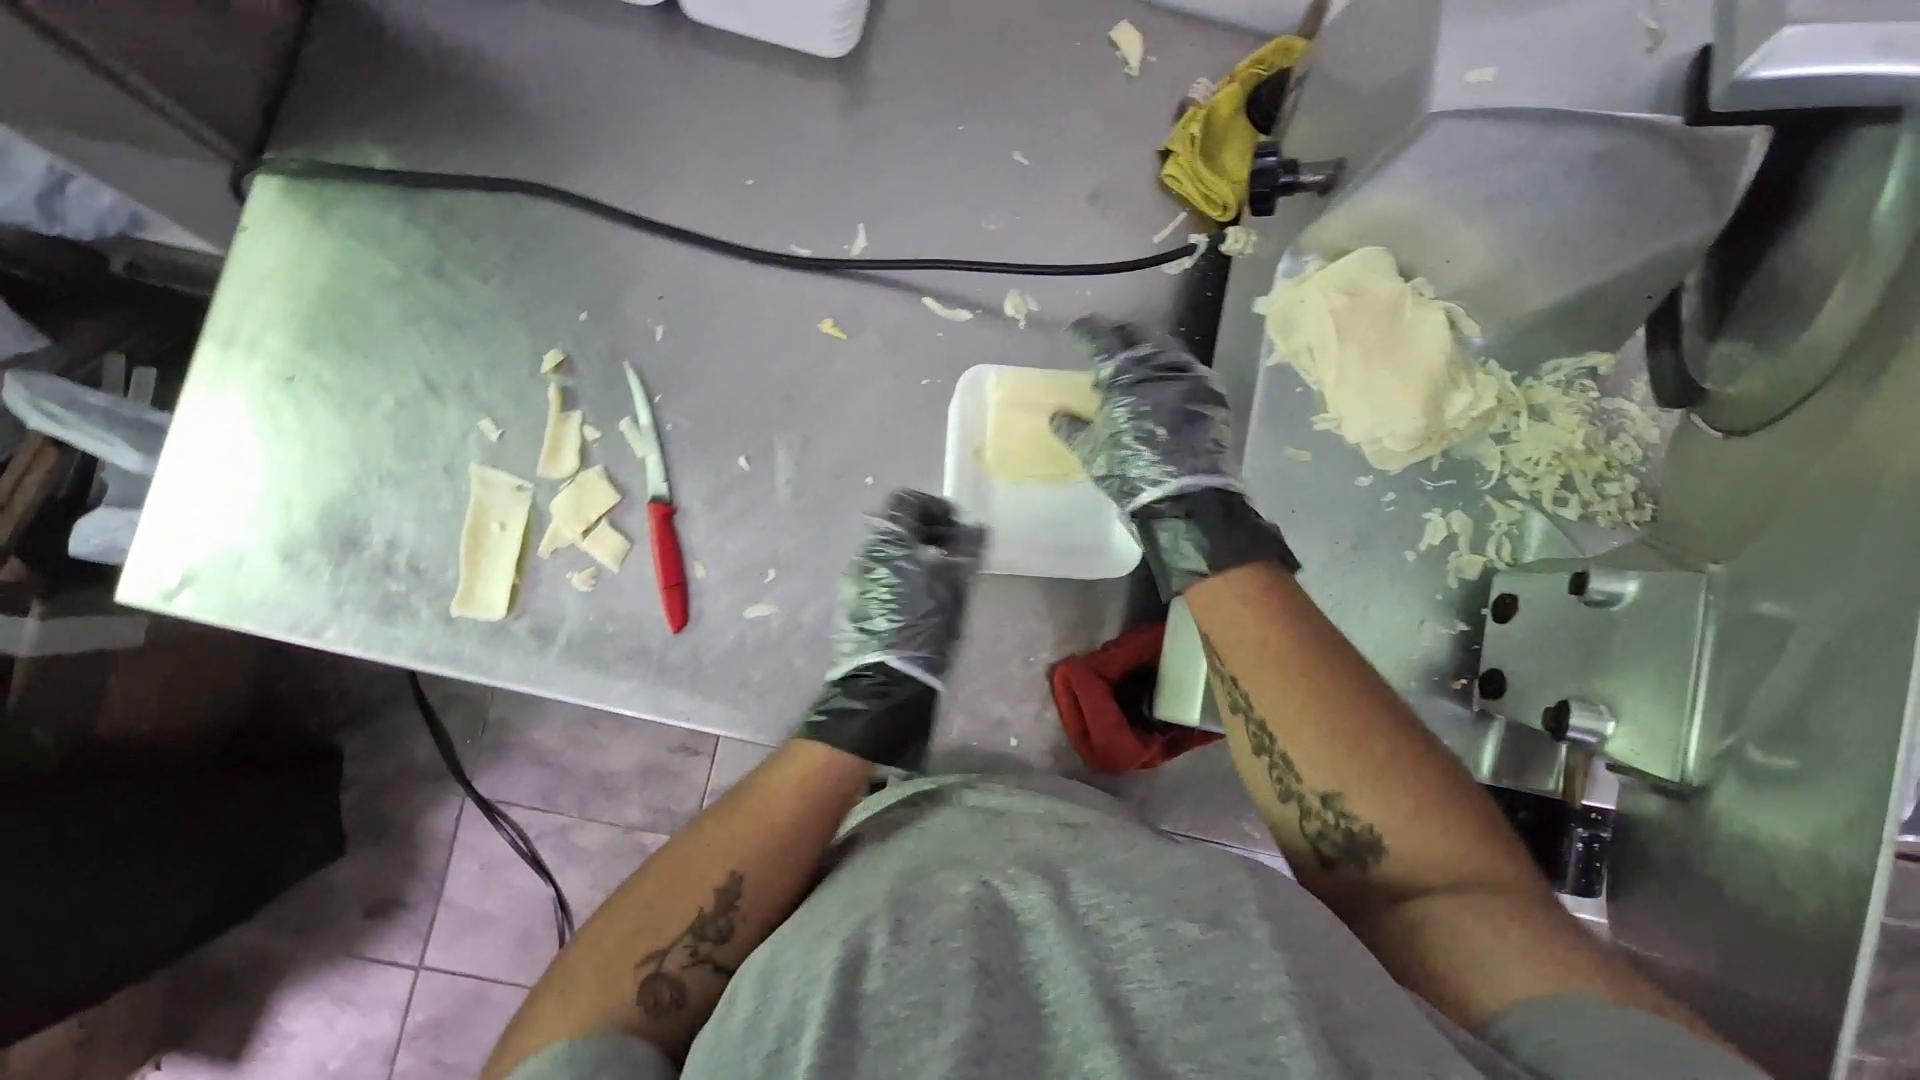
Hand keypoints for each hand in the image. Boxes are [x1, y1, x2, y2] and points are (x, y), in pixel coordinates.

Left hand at [792, 489, 984, 768]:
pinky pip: (881, 576)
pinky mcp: (853, 605)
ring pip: (889, 553)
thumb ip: (966, 548)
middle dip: (927, 533)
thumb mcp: (955, 583)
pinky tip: (920, 599)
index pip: (907, 501)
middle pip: (897, 528)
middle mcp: (864, 554)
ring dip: (915, 556)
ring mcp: (855, 581)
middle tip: (954, 552)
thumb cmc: (924, 626)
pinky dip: (903, 576)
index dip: (935, 507)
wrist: (885, 682)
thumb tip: (975, 527)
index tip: (957, 525)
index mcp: (887, 541)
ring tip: (941, 578)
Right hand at [1051, 316, 1297, 596]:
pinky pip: (1187, 369)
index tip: (1076, 329)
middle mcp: (1157, 367)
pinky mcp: (1211, 393)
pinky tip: (1165, 380)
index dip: (1086, 331)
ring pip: (1165, 347)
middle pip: (1136, 335)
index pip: (1101, 340)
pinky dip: (1171, 368)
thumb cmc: (1131, 471)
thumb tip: (1056, 415)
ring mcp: (1188, 377)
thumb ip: (1072, 429)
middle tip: (1107, 339)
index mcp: (1123, 377)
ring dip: (1147, 347)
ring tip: (1136, 357)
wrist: (1187, 496)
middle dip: (1119, 333)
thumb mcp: (1091, 453)